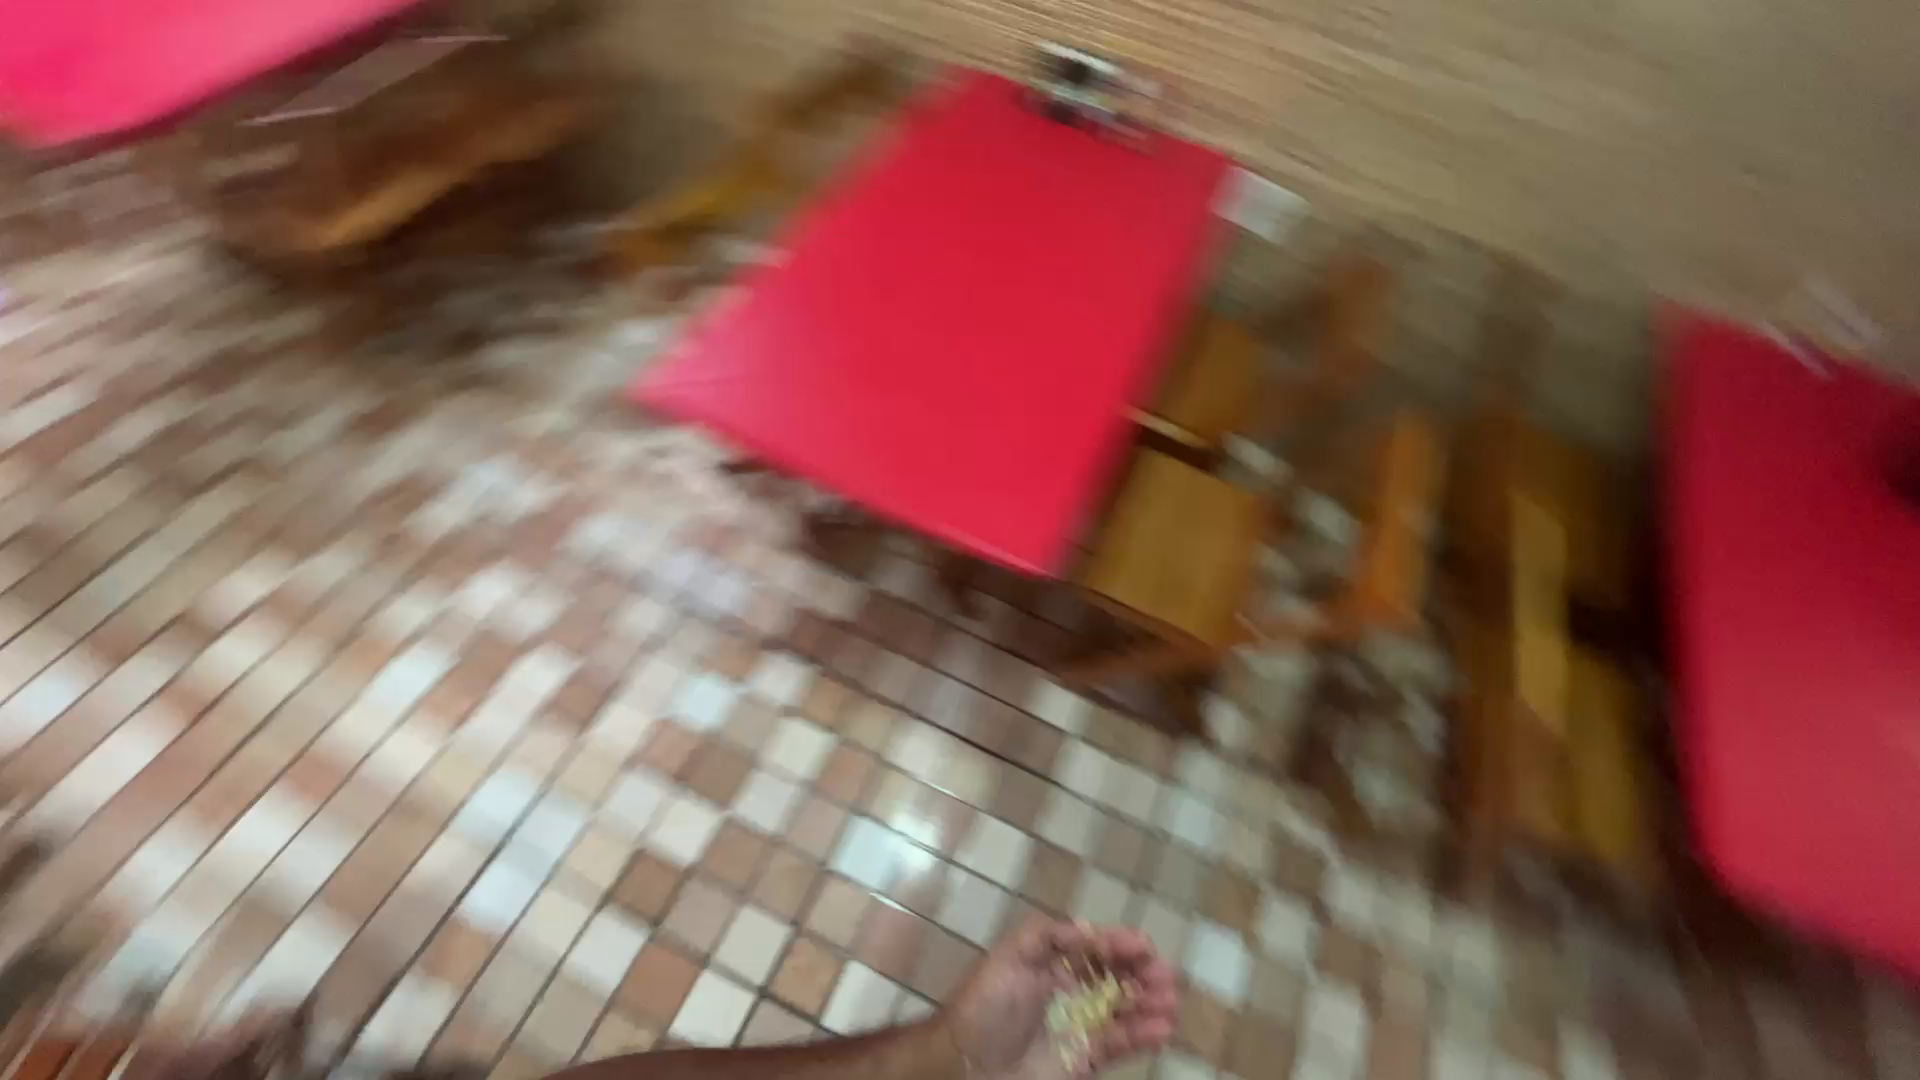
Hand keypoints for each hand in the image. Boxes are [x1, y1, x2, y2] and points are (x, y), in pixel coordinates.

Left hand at [942, 918, 1177, 1079]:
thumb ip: (1047, 936)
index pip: (1093, 947)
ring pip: (1124, 1008)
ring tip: (1172, 1001)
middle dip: (1143, 972)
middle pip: (1115, 976)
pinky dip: (1143, 1035)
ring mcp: (1080, 1023)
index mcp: (1052, 961)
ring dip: (1150, 1002)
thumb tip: (1088, 928)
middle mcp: (1070, 989)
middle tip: (1167, 975)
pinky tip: (1162, 1028)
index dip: (1119, 943)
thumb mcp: (1009, 956)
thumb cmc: (986, 1004)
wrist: (969, 1064)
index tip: (1144, 944)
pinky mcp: (1086, 1057)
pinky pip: (1120, 1043)